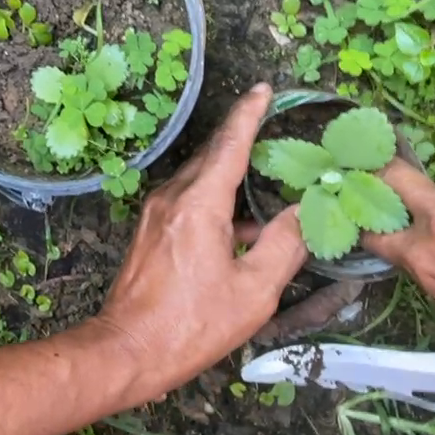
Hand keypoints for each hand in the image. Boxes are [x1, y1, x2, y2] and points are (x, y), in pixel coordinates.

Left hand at [83, 84, 306, 401]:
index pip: (228, 146)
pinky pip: (188, 199)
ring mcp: (156, 211)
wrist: (130, 345)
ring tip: (266, 170)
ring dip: (230, 171)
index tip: (262, 89)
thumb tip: (304, 213)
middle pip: (212, 157)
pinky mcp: (151, 228)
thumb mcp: (254, 290)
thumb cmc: (194, 323)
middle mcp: (171, 197)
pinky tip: (241, 221)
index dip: (248, 115)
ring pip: (199, 179)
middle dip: (242, 138)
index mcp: (197, 204)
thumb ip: (283, 245)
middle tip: (274, 126)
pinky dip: (216, 197)